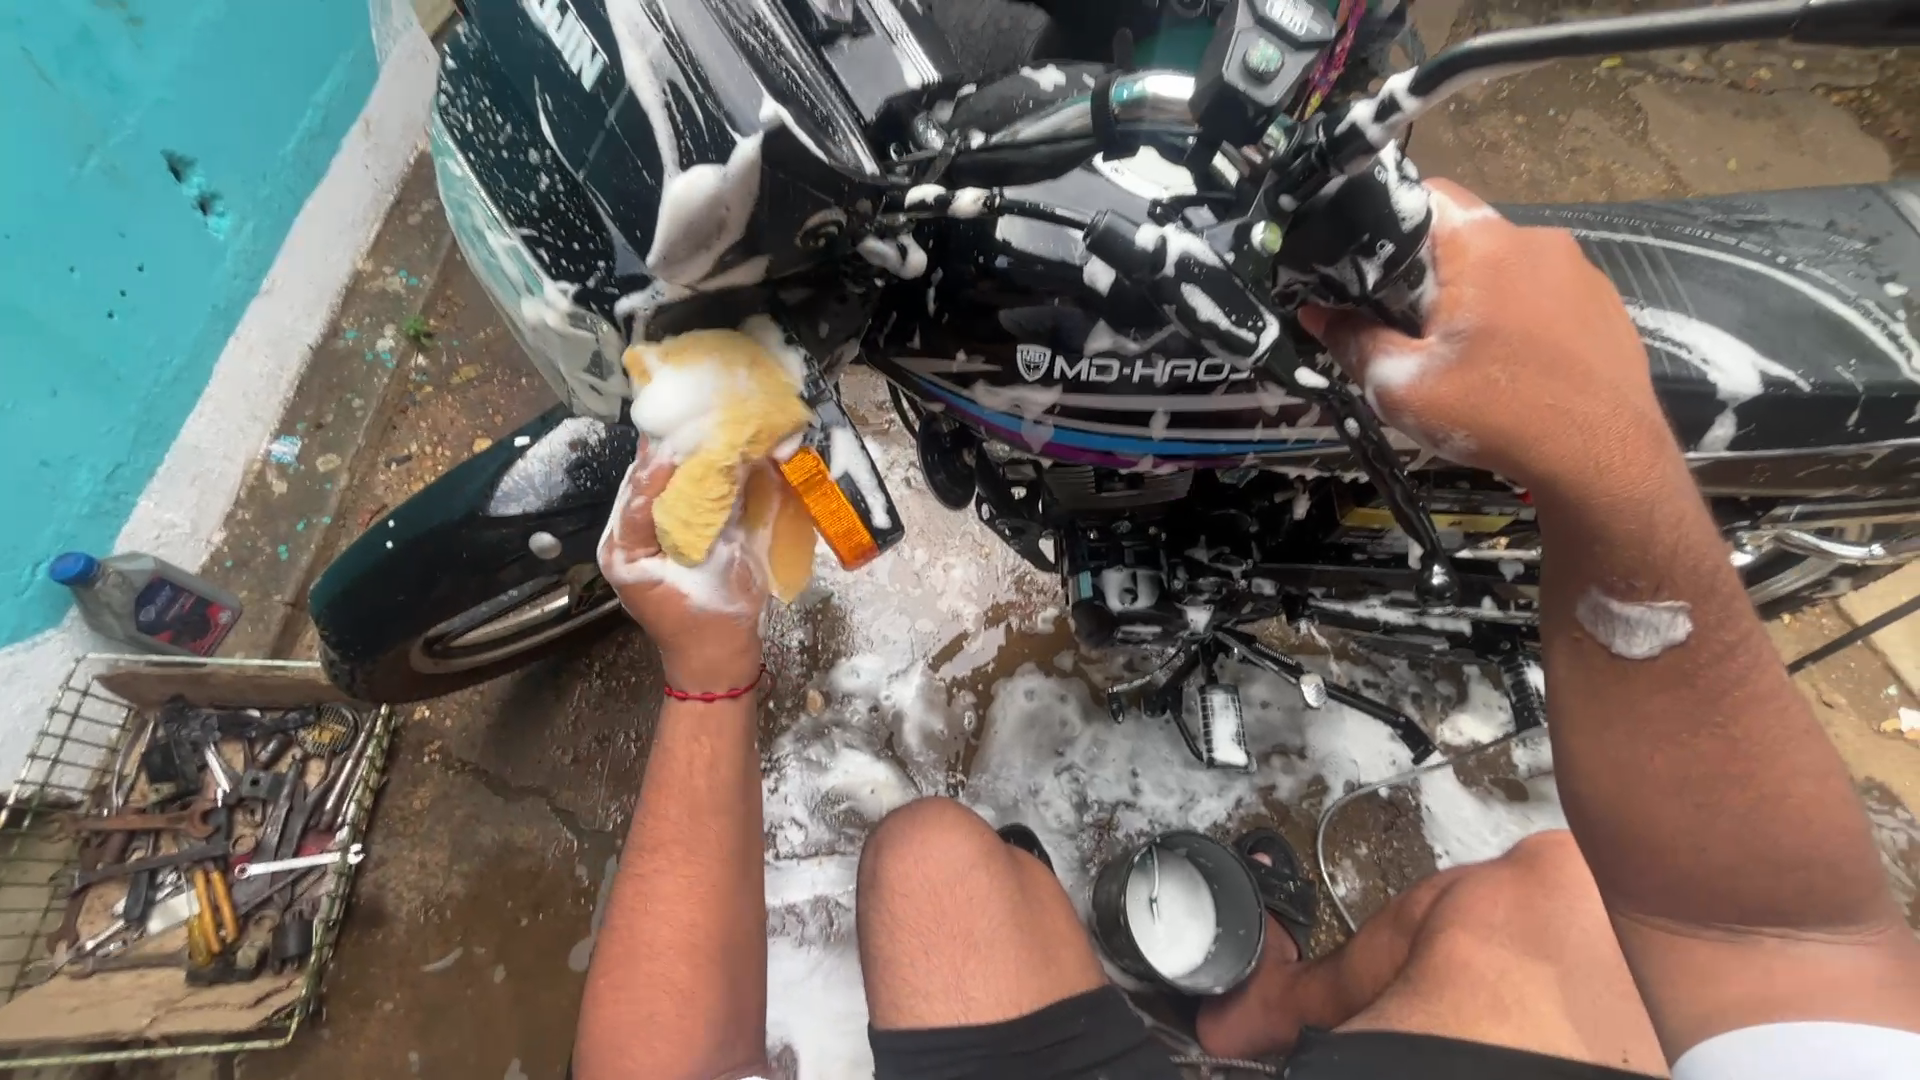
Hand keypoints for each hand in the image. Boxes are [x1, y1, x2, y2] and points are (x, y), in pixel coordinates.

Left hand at [597, 445, 768, 694]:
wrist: (714, 662)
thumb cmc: (715, 620)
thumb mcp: (723, 565)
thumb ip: (724, 515)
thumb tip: (736, 465)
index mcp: (625, 552)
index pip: (639, 495)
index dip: (664, 463)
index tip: (688, 434)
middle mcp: (621, 544)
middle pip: (638, 487)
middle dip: (665, 454)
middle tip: (694, 420)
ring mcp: (633, 547)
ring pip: (647, 492)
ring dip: (672, 465)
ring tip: (697, 432)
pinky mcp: (652, 549)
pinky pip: (662, 507)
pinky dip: (681, 485)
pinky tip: (701, 464)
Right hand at [1298, 180, 1676, 498]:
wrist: (1602, 459)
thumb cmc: (1492, 412)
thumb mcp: (1400, 384)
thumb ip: (1352, 340)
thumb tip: (1315, 312)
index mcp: (1485, 246)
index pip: (1426, 195)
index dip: (1383, 225)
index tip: (1359, 274)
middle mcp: (1537, 240)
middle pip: (1459, 238)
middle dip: (1420, 275)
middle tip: (1397, 329)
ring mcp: (1578, 270)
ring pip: (1497, 268)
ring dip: (1465, 298)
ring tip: (1452, 355)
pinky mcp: (1601, 303)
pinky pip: (1534, 293)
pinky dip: (1506, 316)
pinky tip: (1501, 365)